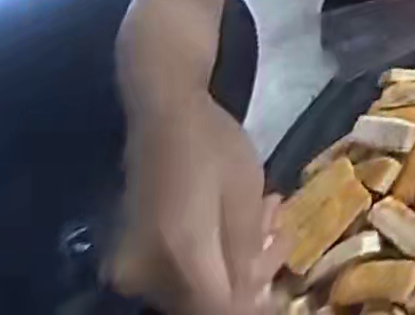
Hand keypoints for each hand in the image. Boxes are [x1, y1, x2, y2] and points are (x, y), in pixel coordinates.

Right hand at [110, 100, 287, 314]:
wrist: (166, 118)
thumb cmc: (213, 145)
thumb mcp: (245, 190)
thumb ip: (247, 247)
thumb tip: (252, 294)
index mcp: (181, 254)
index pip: (219, 307)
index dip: (251, 303)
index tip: (279, 290)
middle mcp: (147, 275)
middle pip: (208, 299)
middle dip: (253, 272)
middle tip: (280, 230)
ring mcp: (135, 270)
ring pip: (196, 285)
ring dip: (237, 257)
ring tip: (267, 212)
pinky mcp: (133, 259)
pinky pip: (180, 271)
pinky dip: (214, 251)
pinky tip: (239, 218)